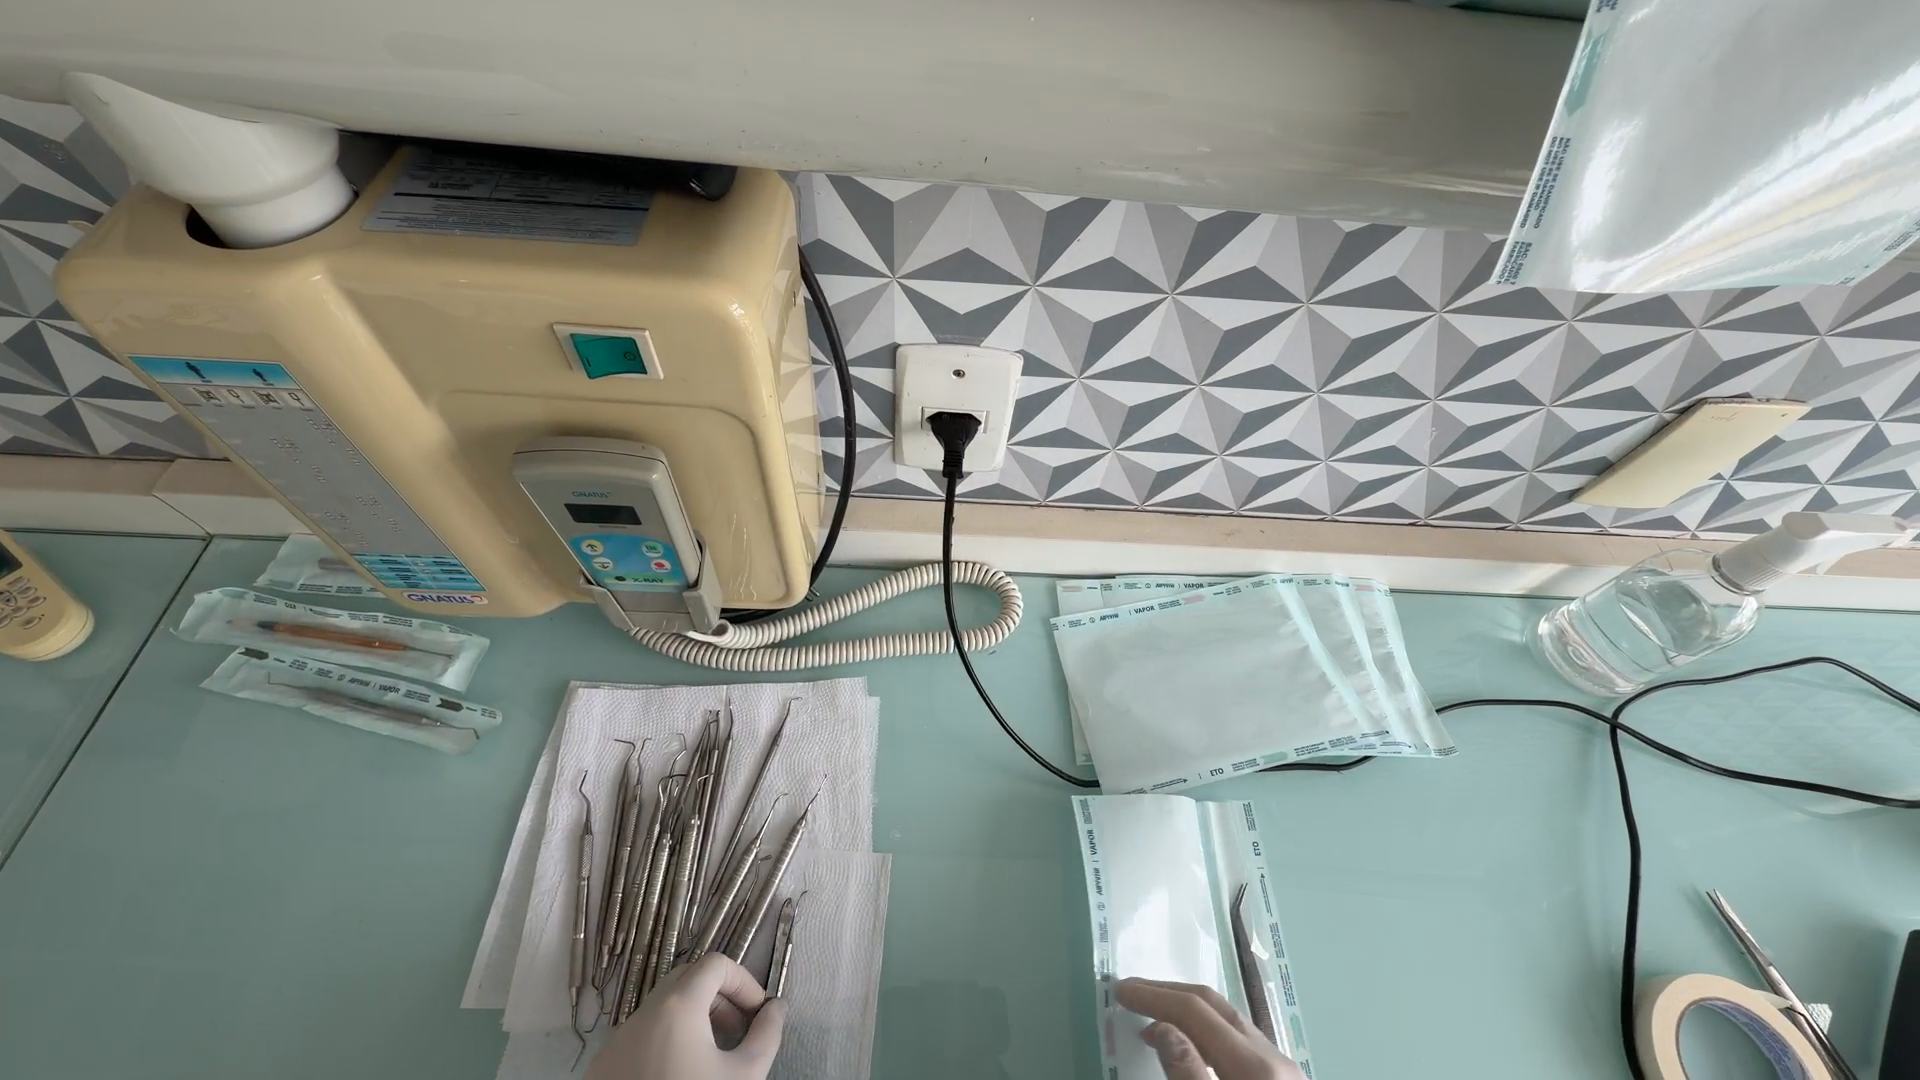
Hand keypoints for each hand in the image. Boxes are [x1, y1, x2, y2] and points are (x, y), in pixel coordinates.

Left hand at [588, 953, 786, 1079]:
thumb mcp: (744, 1076)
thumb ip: (767, 1035)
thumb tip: (777, 1007)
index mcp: (678, 1006)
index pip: (716, 965)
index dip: (743, 981)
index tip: (757, 1012)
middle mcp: (644, 1013)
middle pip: (688, 980)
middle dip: (720, 997)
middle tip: (738, 1030)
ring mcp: (618, 1039)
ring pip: (663, 1008)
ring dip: (694, 1018)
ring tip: (712, 1054)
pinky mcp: (604, 1065)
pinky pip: (642, 1035)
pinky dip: (667, 1038)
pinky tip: (679, 1072)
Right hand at [1117, 977, 1306, 1079]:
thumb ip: (1188, 1074)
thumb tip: (1159, 1028)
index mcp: (1256, 1067)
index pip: (1196, 1011)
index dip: (1154, 997)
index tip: (1120, 993)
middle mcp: (1275, 1057)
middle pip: (1214, 1005)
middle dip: (1168, 993)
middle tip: (1130, 993)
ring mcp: (1285, 1068)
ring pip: (1230, 1020)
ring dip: (1188, 1009)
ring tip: (1153, 1014)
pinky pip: (1240, 1040)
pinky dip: (1208, 1030)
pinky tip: (1191, 1045)